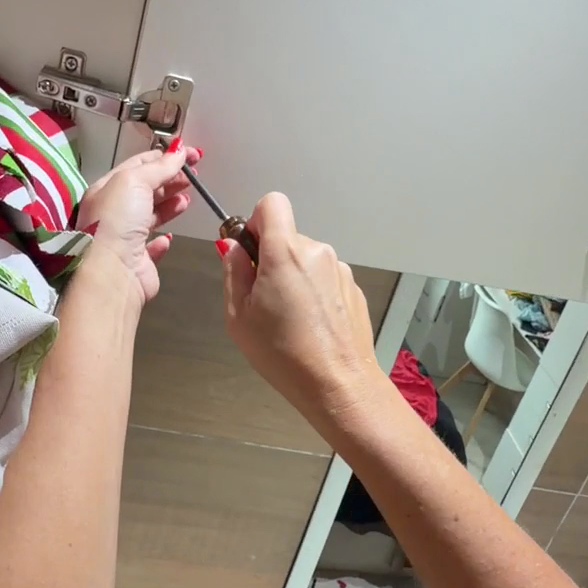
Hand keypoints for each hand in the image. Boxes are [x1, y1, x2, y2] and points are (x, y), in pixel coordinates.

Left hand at [76, 145, 200, 303]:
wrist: (112, 273)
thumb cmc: (117, 221)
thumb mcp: (134, 181)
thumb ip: (159, 167)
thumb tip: (180, 151)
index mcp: (106, 189)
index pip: (138, 165)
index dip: (165, 158)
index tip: (190, 155)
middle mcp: (113, 213)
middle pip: (146, 189)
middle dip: (170, 180)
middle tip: (194, 176)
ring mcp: (126, 238)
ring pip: (151, 215)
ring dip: (170, 205)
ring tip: (188, 199)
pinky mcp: (139, 262)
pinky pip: (152, 246)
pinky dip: (163, 239)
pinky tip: (170, 236)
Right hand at [221, 193, 388, 423]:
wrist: (339, 384)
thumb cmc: (283, 354)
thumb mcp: (238, 316)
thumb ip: (233, 272)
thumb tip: (233, 247)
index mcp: (286, 252)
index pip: (272, 203)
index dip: (256, 222)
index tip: (250, 251)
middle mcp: (317, 252)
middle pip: (288, 237)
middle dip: (272, 259)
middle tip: (263, 300)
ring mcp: (340, 270)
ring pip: (307, 260)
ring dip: (294, 278)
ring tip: (288, 320)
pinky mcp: (354, 289)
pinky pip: (325, 279)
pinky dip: (314, 294)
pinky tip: (310, 327)